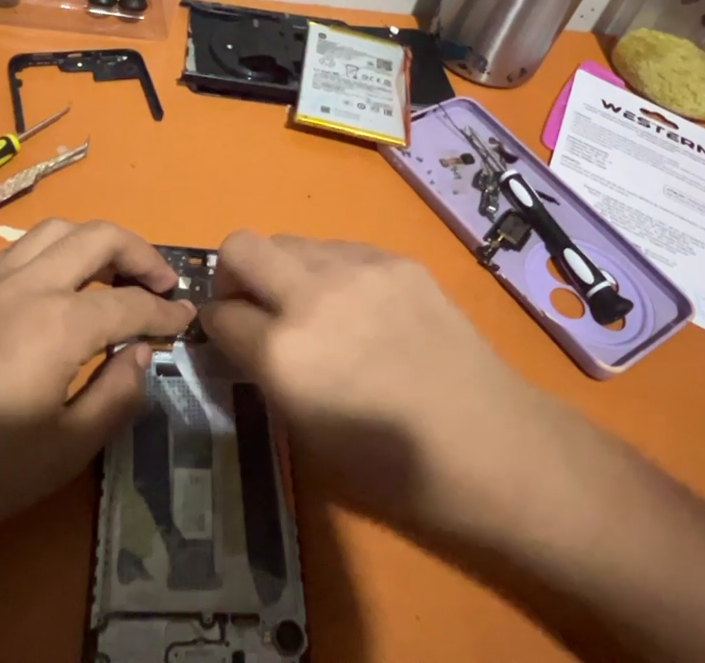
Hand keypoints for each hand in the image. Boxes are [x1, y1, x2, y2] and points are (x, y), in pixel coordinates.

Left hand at [0, 219, 191, 577]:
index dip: (166, 310)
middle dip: (139, 252)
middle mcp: (26, 285)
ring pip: (57, 230)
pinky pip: (23, 248)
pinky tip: (62, 290)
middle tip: (161, 285)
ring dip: (97, 244)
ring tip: (116, 279)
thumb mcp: (65, 450)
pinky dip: (58, 252)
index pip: (130, 301)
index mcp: (57, 323)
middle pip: (97, 237)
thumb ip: (117, 394)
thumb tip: (140, 353)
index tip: (187, 318)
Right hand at [201, 231, 558, 534]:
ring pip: (291, 240)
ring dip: (283, 270)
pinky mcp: (396, 259)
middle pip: (241, 247)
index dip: (215, 326)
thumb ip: (264, 371)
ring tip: (312, 308)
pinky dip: (329, 271)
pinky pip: (339, 249)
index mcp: (285, 353)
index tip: (225, 336)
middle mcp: (313, 296)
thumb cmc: (392, 464)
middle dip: (232, 275)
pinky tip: (358, 306)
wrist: (489, 441)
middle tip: (253, 307)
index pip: (219, 313)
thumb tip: (241, 335)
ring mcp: (359, 268)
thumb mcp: (305, 431)